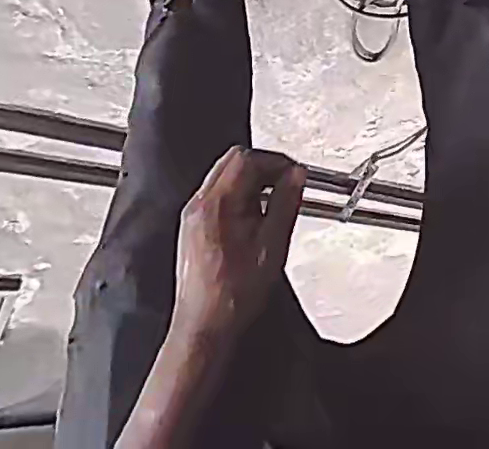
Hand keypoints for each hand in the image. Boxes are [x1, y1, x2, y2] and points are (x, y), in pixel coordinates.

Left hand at [172, 146, 306, 340]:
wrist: (204, 329)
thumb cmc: (234, 295)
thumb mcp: (273, 245)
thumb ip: (286, 203)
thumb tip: (296, 175)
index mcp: (218, 204)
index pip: (248, 159)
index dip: (276, 162)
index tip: (293, 175)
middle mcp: (199, 205)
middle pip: (233, 160)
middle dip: (263, 166)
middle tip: (284, 183)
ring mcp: (193, 215)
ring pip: (224, 174)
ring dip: (251, 179)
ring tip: (271, 202)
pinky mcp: (192, 227)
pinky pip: (217, 193)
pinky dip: (238, 193)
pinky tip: (253, 217)